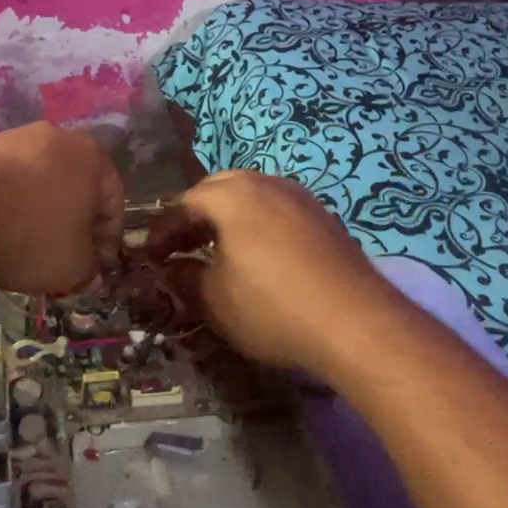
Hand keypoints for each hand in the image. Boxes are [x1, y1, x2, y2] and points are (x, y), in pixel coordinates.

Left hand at [0, 123, 123, 294]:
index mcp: (92, 156)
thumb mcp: (75, 267)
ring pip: (41, 179)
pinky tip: (0, 228)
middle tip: (66, 253)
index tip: (96, 266)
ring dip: (41, 209)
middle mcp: (58, 136)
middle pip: (76, 185)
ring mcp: (16, 137)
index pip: (113, 201)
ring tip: (28, 243)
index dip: (109, 239)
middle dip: (74, 220)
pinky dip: (11, 202)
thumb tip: (86, 266)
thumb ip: (90, 266)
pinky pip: (9, 179)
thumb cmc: (31, 236)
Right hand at [165, 170, 400, 375]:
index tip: (149, 256)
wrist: (358, 324)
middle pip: (219, 189)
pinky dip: (258, 226)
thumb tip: (172, 268)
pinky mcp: (326, 218)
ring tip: (218, 250)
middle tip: (181, 246)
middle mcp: (266, 183)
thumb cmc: (273, 307)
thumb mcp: (215, 300)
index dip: (162, 231)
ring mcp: (300, 197)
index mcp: (232, 194)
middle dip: (195, 216)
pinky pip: (278, 211)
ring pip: (252, 196)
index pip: (183, 204)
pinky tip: (259, 257)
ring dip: (228, 218)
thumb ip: (185, 278)